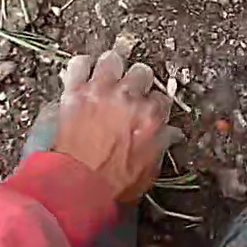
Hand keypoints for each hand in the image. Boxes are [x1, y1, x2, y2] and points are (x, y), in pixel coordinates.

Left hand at [51, 50, 181, 203]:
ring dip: (113, 68)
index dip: (154, 105)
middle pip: (142, 72)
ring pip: (113, 60)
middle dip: (139, 81)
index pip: (161, 98)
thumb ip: (162, 142)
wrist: (76, 186)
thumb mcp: (149, 167)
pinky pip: (79, 64)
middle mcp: (129, 97)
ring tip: (109, 77)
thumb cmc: (113, 181)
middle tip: (131, 92)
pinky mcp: (76, 92)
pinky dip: (82, 66)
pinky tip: (85, 72)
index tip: (148, 111)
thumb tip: (171, 132)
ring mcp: (101, 91)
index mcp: (151, 115)